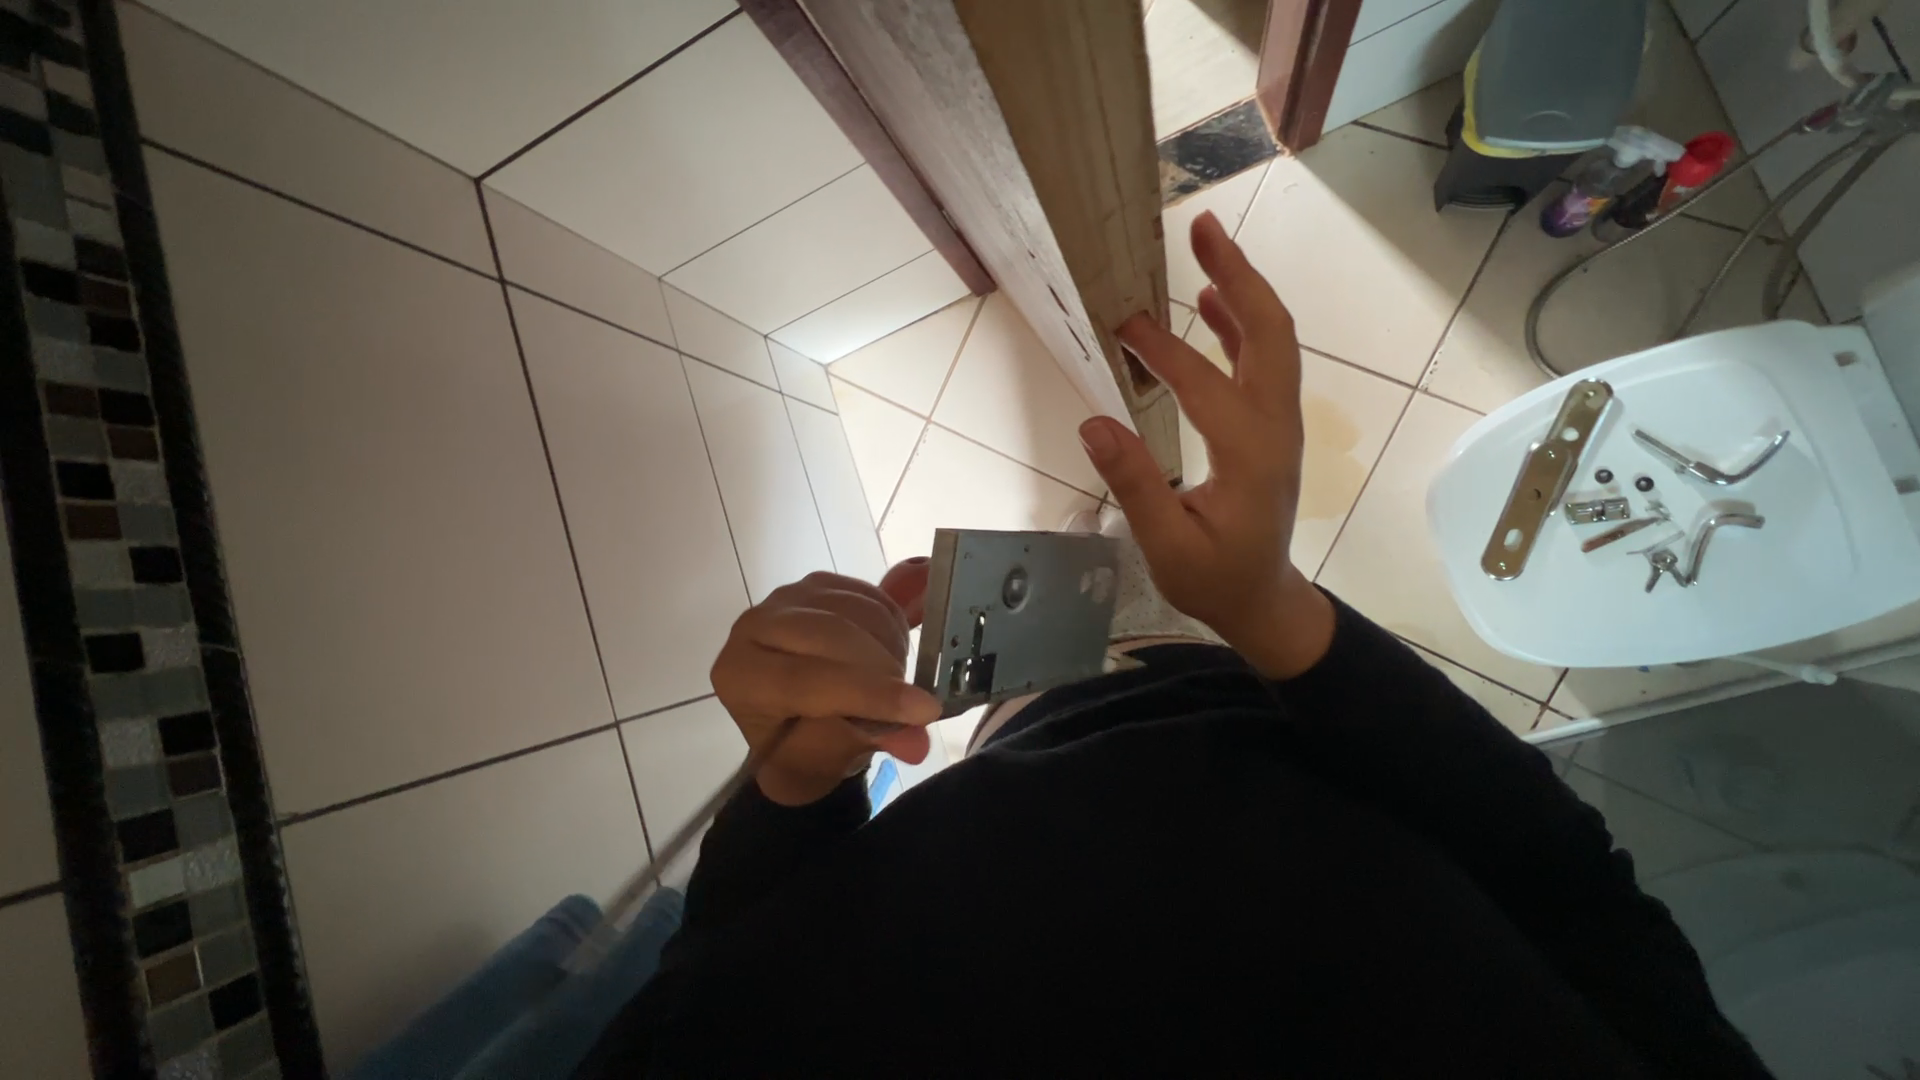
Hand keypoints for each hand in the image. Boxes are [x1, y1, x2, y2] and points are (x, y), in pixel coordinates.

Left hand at [710, 561, 941, 805]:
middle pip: (830, 633)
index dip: (870, 694)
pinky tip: (892, 652)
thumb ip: (872, 741)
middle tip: (916, 699)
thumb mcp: (833, 756)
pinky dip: (893, 624)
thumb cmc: (804, 746)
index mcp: (741, 677)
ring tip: (897, 680)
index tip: (923, 710)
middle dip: (884, 667)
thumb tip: (918, 743)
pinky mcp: (817, 583)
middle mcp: (752, 627)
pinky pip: (869, 595)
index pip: (806, 679)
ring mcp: (786, 598)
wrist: (796, 720)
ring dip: (892, 646)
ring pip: (856, 610)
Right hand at [1077, 211, 1334, 677]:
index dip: (1162, 351)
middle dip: (1238, 275)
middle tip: (1201, 227)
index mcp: (1251, 455)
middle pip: (1271, 332)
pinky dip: (1242, 325)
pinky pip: (1265, 362)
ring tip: (1205, 247)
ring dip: (1244, 290)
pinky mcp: (1273, 428)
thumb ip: (1134, 485)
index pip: (1205, 384)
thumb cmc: (1213, 579)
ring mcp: (1281, 424)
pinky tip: (1211, 304)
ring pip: (1274, 340)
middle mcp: (1277, 427)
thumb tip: (1093, 424)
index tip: (1119, 326)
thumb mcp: (1166, 545)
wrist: (1263, 599)